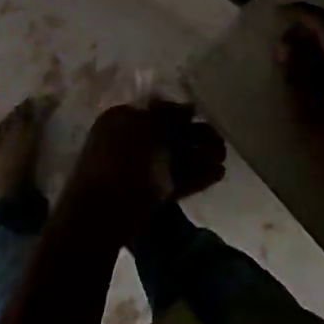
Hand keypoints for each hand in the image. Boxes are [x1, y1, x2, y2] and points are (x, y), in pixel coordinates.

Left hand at [67, 99, 225, 239]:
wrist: (100, 215)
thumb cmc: (117, 160)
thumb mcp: (142, 126)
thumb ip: (166, 115)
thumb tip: (190, 108)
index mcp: (121, 121)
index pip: (155, 110)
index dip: (179, 112)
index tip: (198, 115)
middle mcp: (131, 143)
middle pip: (169, 135)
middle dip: (195, 136)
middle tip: (219, 141)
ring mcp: (141, 171)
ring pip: (176, 159)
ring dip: (201, 157)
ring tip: (223, 159)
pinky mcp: (151, 197)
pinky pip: (177, 181)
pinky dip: (197, 177)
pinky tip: (218, 173)